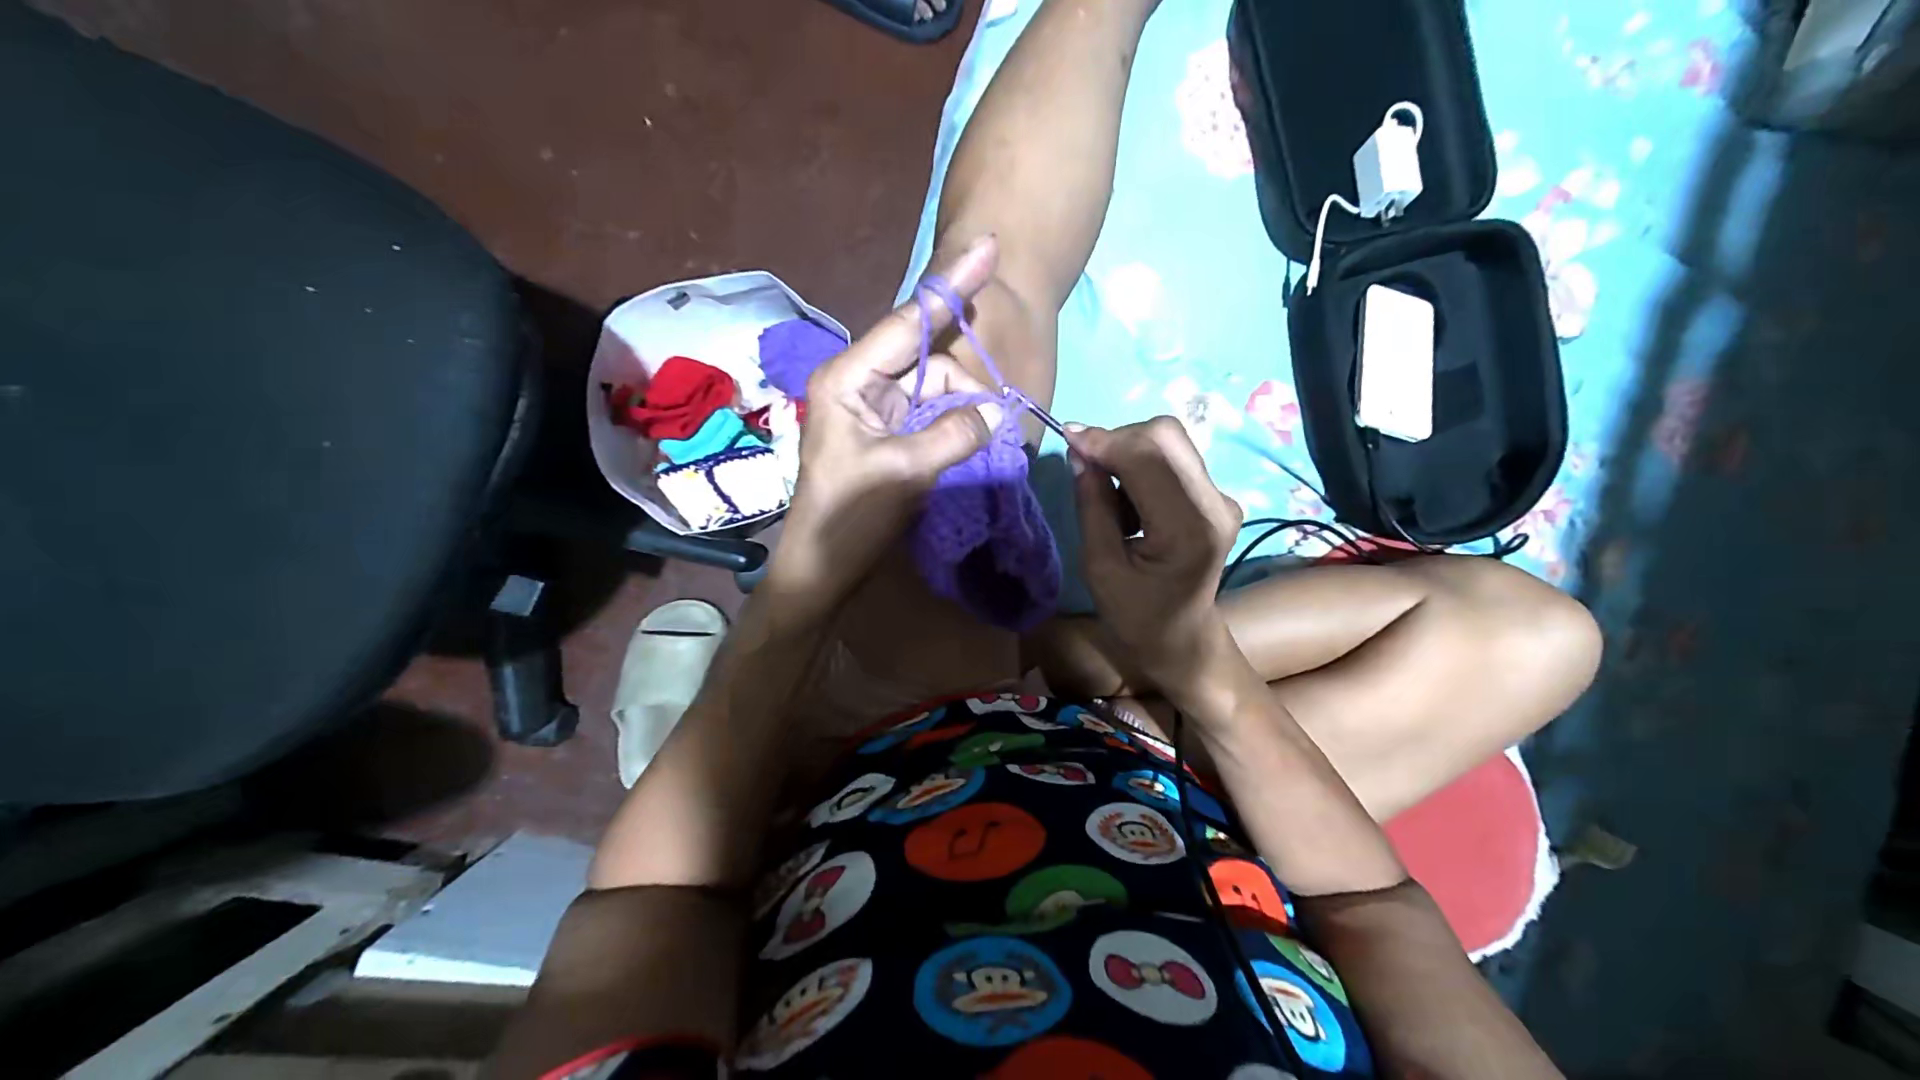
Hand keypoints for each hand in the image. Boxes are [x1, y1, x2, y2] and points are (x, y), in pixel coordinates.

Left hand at [770, 236, 1004, 615]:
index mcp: (848, 377)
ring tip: (986, 439)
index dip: (951, 288)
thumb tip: (995, 412)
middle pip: (927, 358)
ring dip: (964, 408)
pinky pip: (930, 413)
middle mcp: (860, 382)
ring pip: (933, 387)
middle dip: (966, 380)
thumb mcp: (904, 472)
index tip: (988, 248)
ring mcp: (874, 408)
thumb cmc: (850, 517)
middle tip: (999, 414)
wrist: (823, 567)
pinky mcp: (887, 433)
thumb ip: (955, 434)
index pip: (908, 322)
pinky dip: (955, 422)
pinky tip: (975, 437)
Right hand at [1067, 417, 1245, 705]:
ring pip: (1169, 441)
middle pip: (1165, 434)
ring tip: (1110, 498)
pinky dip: (1141, 465)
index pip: (1148, 457)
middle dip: (1117, 440)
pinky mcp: (1214, 496)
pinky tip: (1130, 503)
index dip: (1104, 439)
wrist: (1181, 640)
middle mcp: (1215, 503)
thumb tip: (1079, 453)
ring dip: (1128, 454)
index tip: (1067, 438)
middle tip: (1085, 466)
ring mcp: (1220, 497)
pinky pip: (1173, 458)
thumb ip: (1092, 505)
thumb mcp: (1099, 566)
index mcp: (1189, 528)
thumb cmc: (1136, 616)